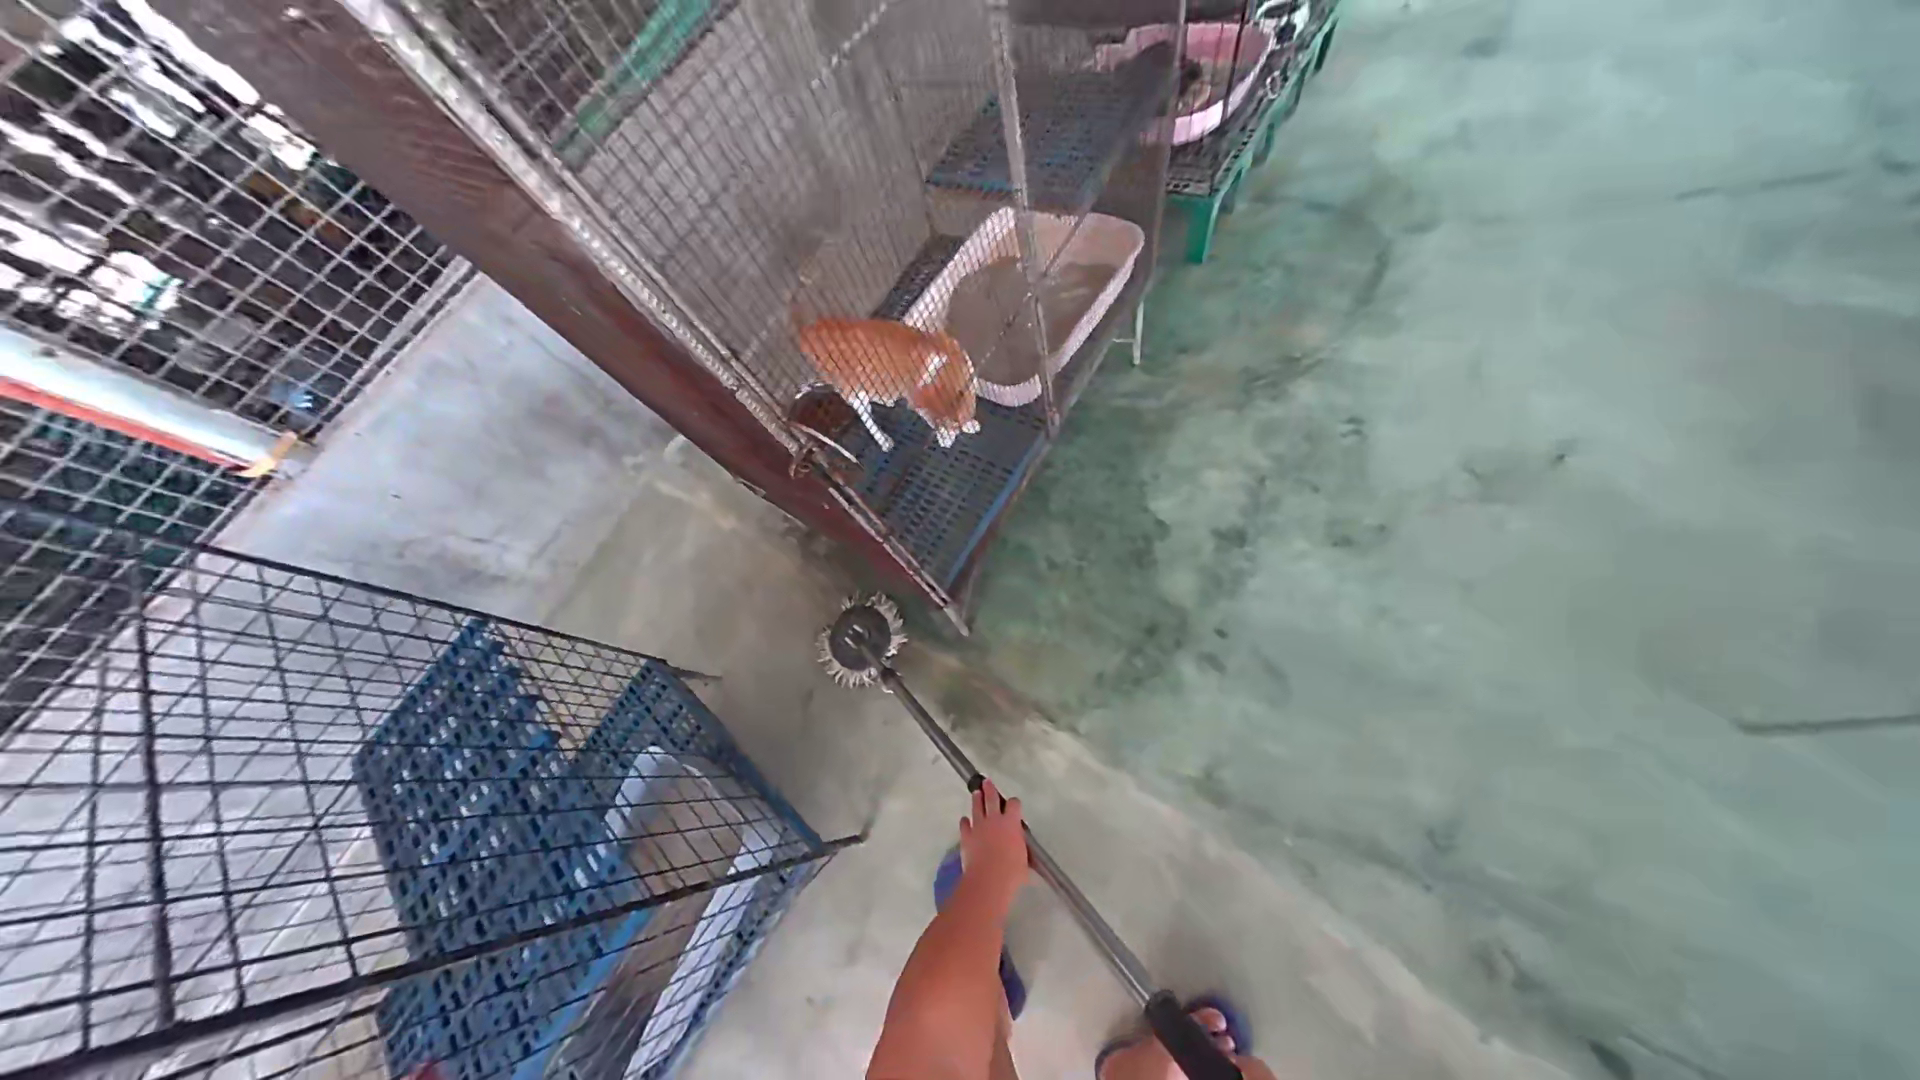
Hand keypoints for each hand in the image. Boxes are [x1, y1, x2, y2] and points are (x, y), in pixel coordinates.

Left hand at [958, 778, 1028, 906]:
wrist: (989, 878)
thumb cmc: (1012, 871)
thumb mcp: (1024, 860)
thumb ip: (1022, 851)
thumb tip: (1023, 853)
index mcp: (1011, 823)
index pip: (1014, 804)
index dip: (1014, 803)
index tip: (1013, 804)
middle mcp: (994, 819)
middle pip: (991, 798)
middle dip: (989, 789)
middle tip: (986, 781)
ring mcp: (978, 826)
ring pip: (976, 807)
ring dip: (976, 799)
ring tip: (975, 793)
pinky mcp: (966, 835)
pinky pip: (964, 824)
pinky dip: (965, 822)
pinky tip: (965, 820)